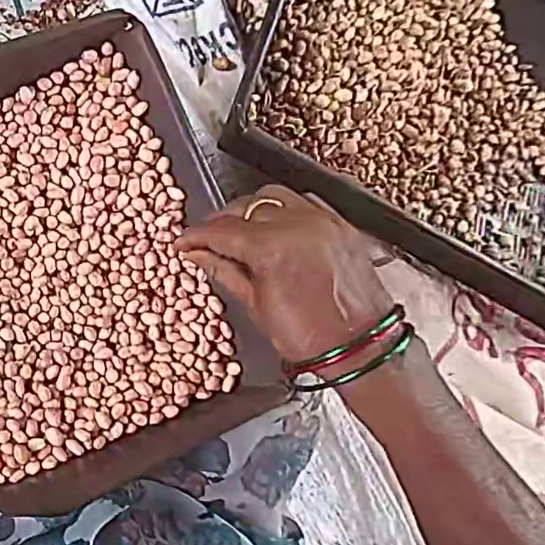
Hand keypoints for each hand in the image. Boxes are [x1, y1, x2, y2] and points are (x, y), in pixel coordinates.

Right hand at [175, 186, 396, 365]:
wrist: (361, 346)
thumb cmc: (310, 335)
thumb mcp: (254, 304)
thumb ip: (223, 270)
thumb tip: (198, 254)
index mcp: (272, 247)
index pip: (221, 231)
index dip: (196, 236)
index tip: (183, 242)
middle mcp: (298, 225)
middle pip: (244, 208)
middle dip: (220, 223)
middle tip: (205, 240)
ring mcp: (322, 222)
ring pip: (272, 197)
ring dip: (249, 211)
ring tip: (237, 232)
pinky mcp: (339, 226)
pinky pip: (302, 203)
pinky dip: (280, 210)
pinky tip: (270, 228)